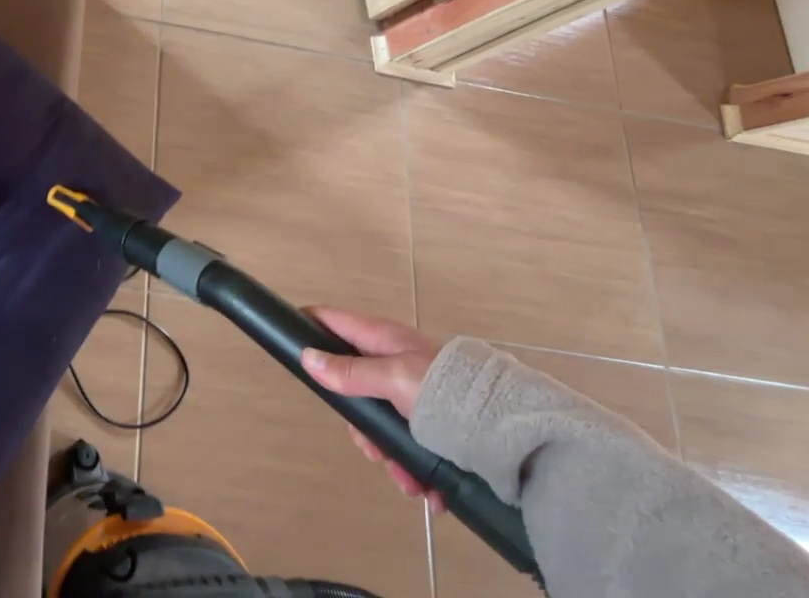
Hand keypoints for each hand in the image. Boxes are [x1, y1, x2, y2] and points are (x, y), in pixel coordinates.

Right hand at [298, 306, 444, 511]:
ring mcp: (417, 395)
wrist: (520, 433)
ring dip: (391, 457)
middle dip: (361, 426)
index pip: (332, 319)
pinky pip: (413, 445)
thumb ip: (351, 371)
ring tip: (410, 483)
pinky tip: (428, 490)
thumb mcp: (395, 378)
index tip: (288, 343)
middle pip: (354, 387)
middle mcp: (397, 364)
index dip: (307, 324)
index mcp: (384, 340)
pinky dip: (417, 470)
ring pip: (383, 423)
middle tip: (371, 450)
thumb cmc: (451, 393)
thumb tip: (307, 356)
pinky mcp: (439, 424)